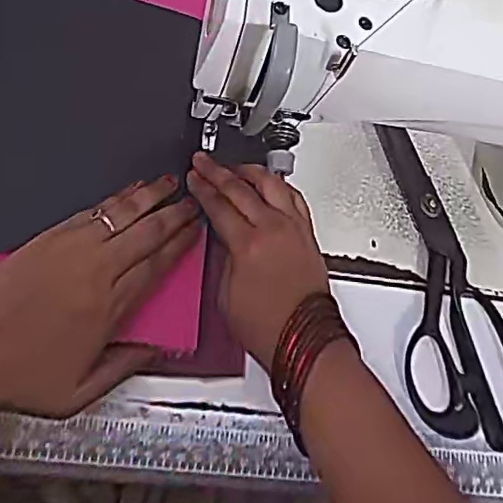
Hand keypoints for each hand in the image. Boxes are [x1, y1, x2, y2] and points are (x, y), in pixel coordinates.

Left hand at [0, 176, 201, 418]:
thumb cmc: (19, 375)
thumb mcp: (80, 391)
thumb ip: (124, 365)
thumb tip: (153, 349)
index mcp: (109, 306)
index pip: (157, 264)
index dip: (181, 243)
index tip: (194, 230)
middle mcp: (96, 271)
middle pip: (148, 232)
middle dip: (175, 213)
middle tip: (191, 202)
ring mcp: (73, 250)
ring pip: (123, 214)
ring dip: (150, 195)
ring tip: (168, 183)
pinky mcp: (50, 238)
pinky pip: (93, 211)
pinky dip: (115, 199)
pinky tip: (128, 192)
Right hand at [186, 153, 329, 370]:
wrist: (304, 340)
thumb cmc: (269, 327)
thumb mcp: (226, 294)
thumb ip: (223, 257)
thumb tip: (222, 236)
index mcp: (248, 245)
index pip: (218, 204)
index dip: (202, 188)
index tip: (194, 177)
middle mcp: (273, 229)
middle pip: (240, 188)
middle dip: (217, 171)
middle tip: (205, 162)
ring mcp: (293, 228)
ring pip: (270, 184)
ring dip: (249, 171)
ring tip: (236, 166)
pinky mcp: (307, 233)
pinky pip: (293, 197)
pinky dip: (278, 185)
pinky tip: (271, 183)